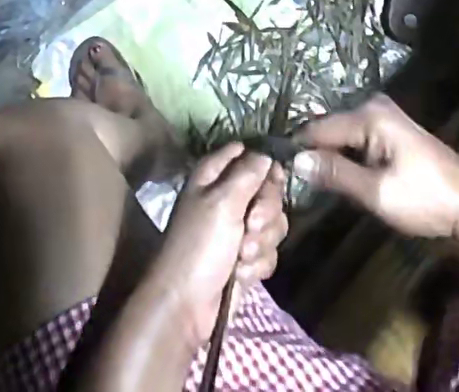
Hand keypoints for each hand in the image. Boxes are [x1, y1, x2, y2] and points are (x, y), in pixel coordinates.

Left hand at [145, 143, 288, 342]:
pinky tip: (240, 273)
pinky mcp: (245, 256)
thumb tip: (267, 154)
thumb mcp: (223, 201)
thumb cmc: (200, 245)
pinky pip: (268, 250)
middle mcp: (227, 196)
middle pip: (268, 189)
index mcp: (215, 174)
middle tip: (249, 226)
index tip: (269, 181)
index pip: (249, 154)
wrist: (186, 305)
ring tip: (241, 256)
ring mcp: (237, 228)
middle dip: (265, 212)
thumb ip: (249, 173)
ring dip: (261, 242)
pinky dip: (257, 263)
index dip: (264, 165)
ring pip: (272, 222)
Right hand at [293, 95, 458, 239]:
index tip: (276, 168)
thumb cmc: (425, 198)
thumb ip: (334, 174)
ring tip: (309, 178)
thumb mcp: (376, 192)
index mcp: (368, 115)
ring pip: (340, 133)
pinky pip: (354, 137)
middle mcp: (372, 106)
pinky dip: (343, 153)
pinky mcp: (389, 128)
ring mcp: (382, 115)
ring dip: (327, 154)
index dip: (296, 148)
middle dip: (311, 150)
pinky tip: (337, 173)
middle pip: (328, 127)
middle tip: (291, 178)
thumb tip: (295, 160)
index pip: (317, 128)